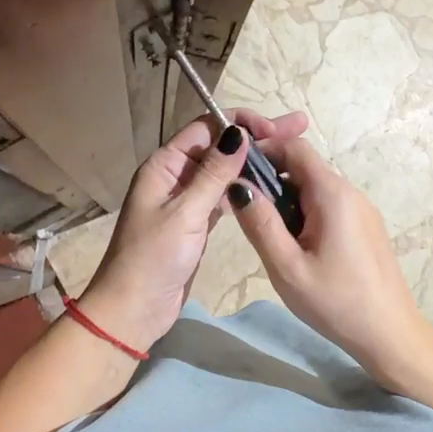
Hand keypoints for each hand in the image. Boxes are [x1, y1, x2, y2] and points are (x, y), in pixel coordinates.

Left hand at [81, 109, 308, 350]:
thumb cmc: (153, 258)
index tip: (275, 129)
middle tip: (299, 129)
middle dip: (256, 137)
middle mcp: (175, 176)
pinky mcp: (196, 224)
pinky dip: (245, 189)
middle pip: (219, 146)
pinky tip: (272, 188)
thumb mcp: (186, 212)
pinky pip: (223, 196)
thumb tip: (238, 132)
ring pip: (224, 171)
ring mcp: (186, 201)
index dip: (240, 123)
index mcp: (164, 166)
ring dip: (254, 162)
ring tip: (292, 155)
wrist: (134, 308)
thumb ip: (214, 173)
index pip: (206, 128)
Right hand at [228, 132, 432, 386]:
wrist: (389, 335)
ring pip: (316, 190)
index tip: (235, 173)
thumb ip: (259, 222)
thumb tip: (236, 184)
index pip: (295, 147)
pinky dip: (306, 215)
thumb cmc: (335, 302)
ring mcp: (363, 211)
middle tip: (246, 213)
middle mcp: (351, 193)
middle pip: (305, 167)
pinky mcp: (366, 229)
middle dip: (272, 181)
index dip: (263, 151)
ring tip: (269, 237)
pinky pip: (330, 207)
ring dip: (288, 202)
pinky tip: (297, 250)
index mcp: (332, 194)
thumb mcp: (286, 266)